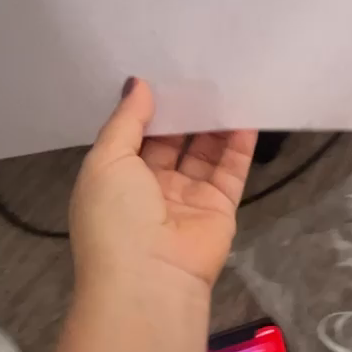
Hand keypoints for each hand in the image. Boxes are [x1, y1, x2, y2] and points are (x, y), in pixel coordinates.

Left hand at [69, 78, 255, 298]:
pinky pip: (231, 170)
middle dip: (184, 113)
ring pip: (204, 154)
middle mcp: (152, 188)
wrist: (151, 277)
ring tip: (226, 89)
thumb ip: (126, 121)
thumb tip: (140, 84)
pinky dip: (239, 145)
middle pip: (173, 143)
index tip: (165, 75)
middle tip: (201, 76)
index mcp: (116, 179)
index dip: (149, 109)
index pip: (135, 136)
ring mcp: (188, 198)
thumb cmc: (116, 216)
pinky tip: (246, 118)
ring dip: (213, 125)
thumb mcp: (106, 161)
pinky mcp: (221, 206)